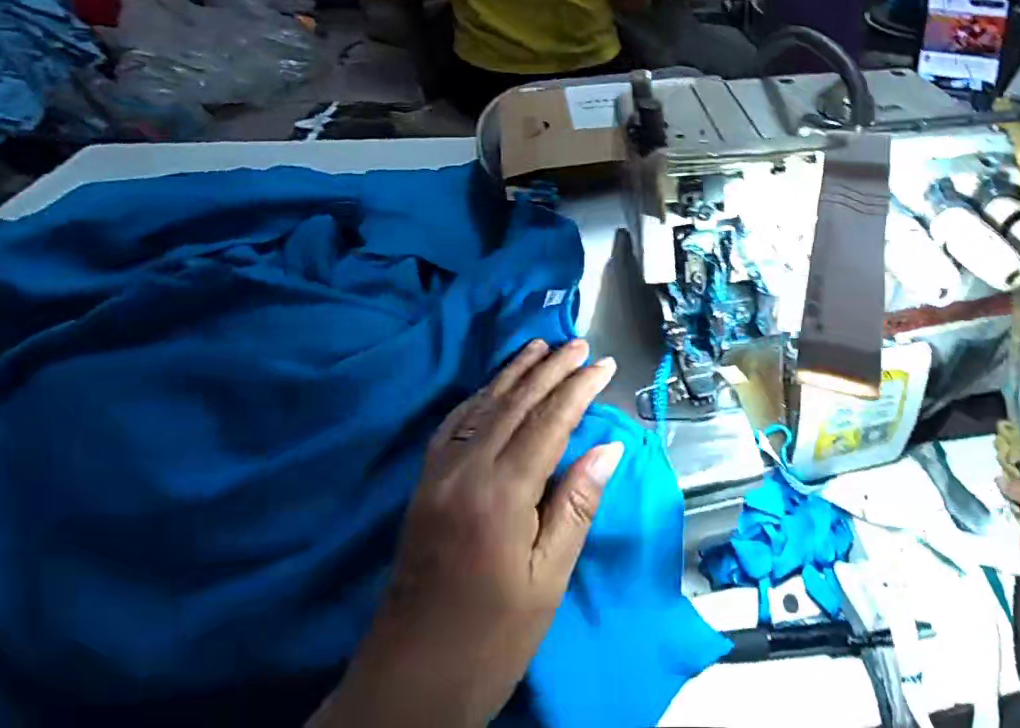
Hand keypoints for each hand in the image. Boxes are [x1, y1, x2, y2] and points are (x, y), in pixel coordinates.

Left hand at [309, 339, 622, 727]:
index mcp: (500, 493)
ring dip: (513, 373)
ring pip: (481, 405)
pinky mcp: (424, 482)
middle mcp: (465, 469)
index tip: (602, 364)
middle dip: (549, 370)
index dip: (577, 389)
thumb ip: (575, 505)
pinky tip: (493, 387)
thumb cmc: (492, 637)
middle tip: (577, 344)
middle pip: (513, 403)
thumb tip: (608, 448)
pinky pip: (454, 423)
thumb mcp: (547, 580)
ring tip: (540, 346)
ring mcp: (438, 472)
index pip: (548, 422)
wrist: (411, 675)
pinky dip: (480, 396)